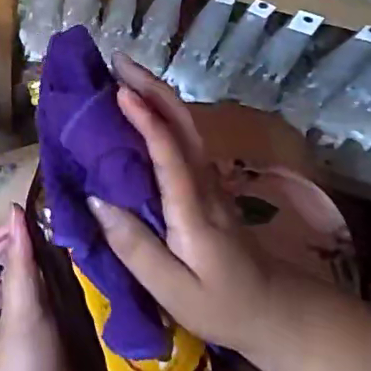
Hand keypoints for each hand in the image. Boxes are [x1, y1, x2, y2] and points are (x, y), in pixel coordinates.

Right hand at [87, 53, 279, 353]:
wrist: (275, 308)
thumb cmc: (222, 305)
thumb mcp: (173, 291)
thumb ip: (135, 248)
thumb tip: (96, 201)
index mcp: (192, 207)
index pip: (170, 151)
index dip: (146, 118)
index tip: (119, 90)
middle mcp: (203, 182)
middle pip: (181, 122)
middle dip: (151, 87)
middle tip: (117, 62)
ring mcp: (208, 179)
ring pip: (184, 124)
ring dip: (156, 94)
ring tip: (123, 75)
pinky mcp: (206, 183)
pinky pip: (182, 136)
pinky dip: (161, 112)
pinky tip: (142, 109)